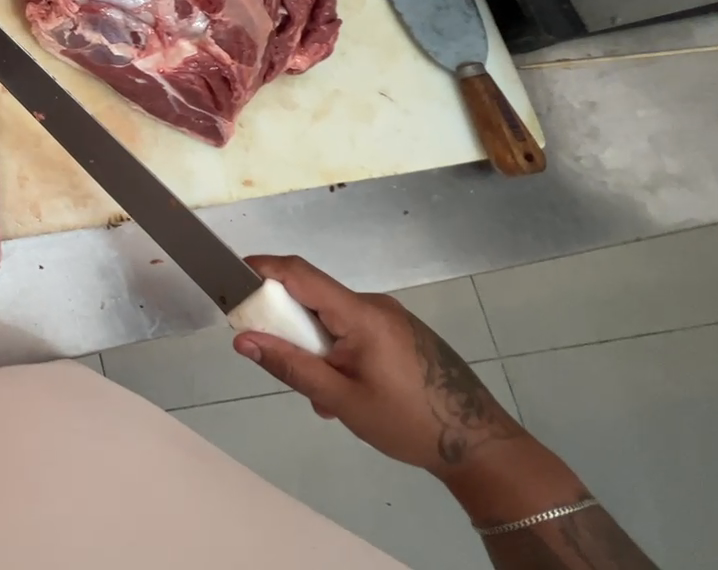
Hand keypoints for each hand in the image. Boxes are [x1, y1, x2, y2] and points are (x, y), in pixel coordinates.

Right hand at [231, 255, 529, 481]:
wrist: (488, 450)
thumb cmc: (411, 423)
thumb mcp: (341, 399)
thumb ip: (289, 366)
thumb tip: (242, 340)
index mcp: (362, 315)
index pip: (300, 273)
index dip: (262, 267)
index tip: (230, 274)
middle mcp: (377, 306)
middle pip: (313, 296)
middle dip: (287, 323)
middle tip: (279, 360)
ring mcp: (393, 319)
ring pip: (332, 318)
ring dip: (314, 345)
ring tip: (324, 394)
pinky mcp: (404, 334)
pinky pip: (354, 329)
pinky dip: (337, 350)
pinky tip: (348, 389)